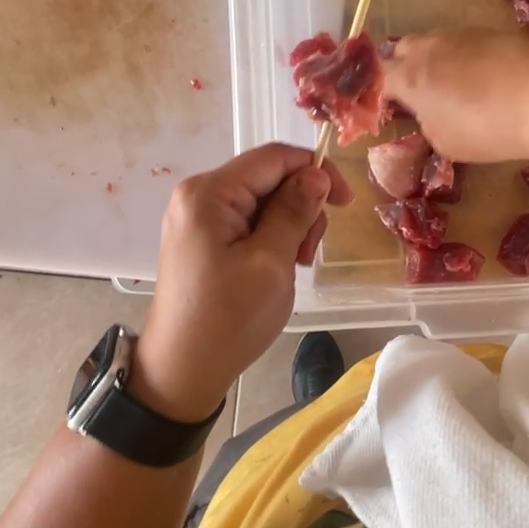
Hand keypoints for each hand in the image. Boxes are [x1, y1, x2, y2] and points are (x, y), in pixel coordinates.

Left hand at [131, 144, 353, 424]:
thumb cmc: (228, 318)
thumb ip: (294, 211)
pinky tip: (277, 267)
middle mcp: (197, 195)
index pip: (273, 157)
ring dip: (289, 225)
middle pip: (267, 177)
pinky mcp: (201, 240)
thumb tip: (316, 174)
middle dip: (300, 206)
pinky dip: (271, 238)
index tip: (346, 203)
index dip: (315, 170)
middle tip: (309, 253)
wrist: (182, 370)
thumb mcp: (271, 262)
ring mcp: (197, 218)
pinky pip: (247, 222)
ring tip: (294, 266)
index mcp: (209, 193)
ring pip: (261, 201)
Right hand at [382, 29, 528, 162]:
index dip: (382, 91)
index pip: (380, 77)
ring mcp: (463, 35)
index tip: (390, 106)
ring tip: (455, 85)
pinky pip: (468, 43)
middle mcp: (430, 48)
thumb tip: (430, 111)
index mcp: (410, 77)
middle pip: (404, 48)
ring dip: (437, 60)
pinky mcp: (493, 33)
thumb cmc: (486, 130)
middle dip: (405, 66)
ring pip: (437, 42)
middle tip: (419, 92)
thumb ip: (428, 122)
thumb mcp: (445, 141)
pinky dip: (467, 58)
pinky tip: (486, 79)